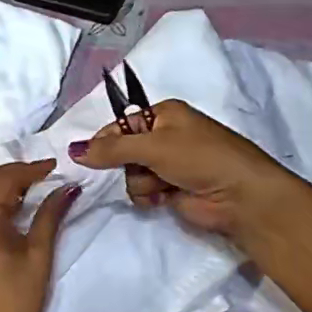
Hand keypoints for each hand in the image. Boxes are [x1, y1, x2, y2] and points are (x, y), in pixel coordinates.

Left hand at [0, 160, 78, 311]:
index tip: (53, 166)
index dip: (29, 170)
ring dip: (4, 182)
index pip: (4, 182)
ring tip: (34, 184)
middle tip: (43, 172)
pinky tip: (19, 202)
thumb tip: (69, 187)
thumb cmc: (22, 292)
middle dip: (14, 171)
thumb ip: (51, 214)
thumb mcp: (40, 250)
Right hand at [68, 99, 298, 238]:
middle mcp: (164, 136)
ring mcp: (166, 164)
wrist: (239, 196)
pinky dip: (147, 196)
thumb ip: (112, 149)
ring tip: (162, 185)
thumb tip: (72, 150)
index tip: (93, 156)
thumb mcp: (154, 146)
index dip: (105, 141)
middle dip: (126, 164)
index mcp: (164, 114)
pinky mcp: (168, 188)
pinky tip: (163, 198)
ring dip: (140, 183)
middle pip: (121, 151)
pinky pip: (140, 191)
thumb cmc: (201, 158)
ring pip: (129, 174)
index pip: (120, 124)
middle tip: (140, 168)